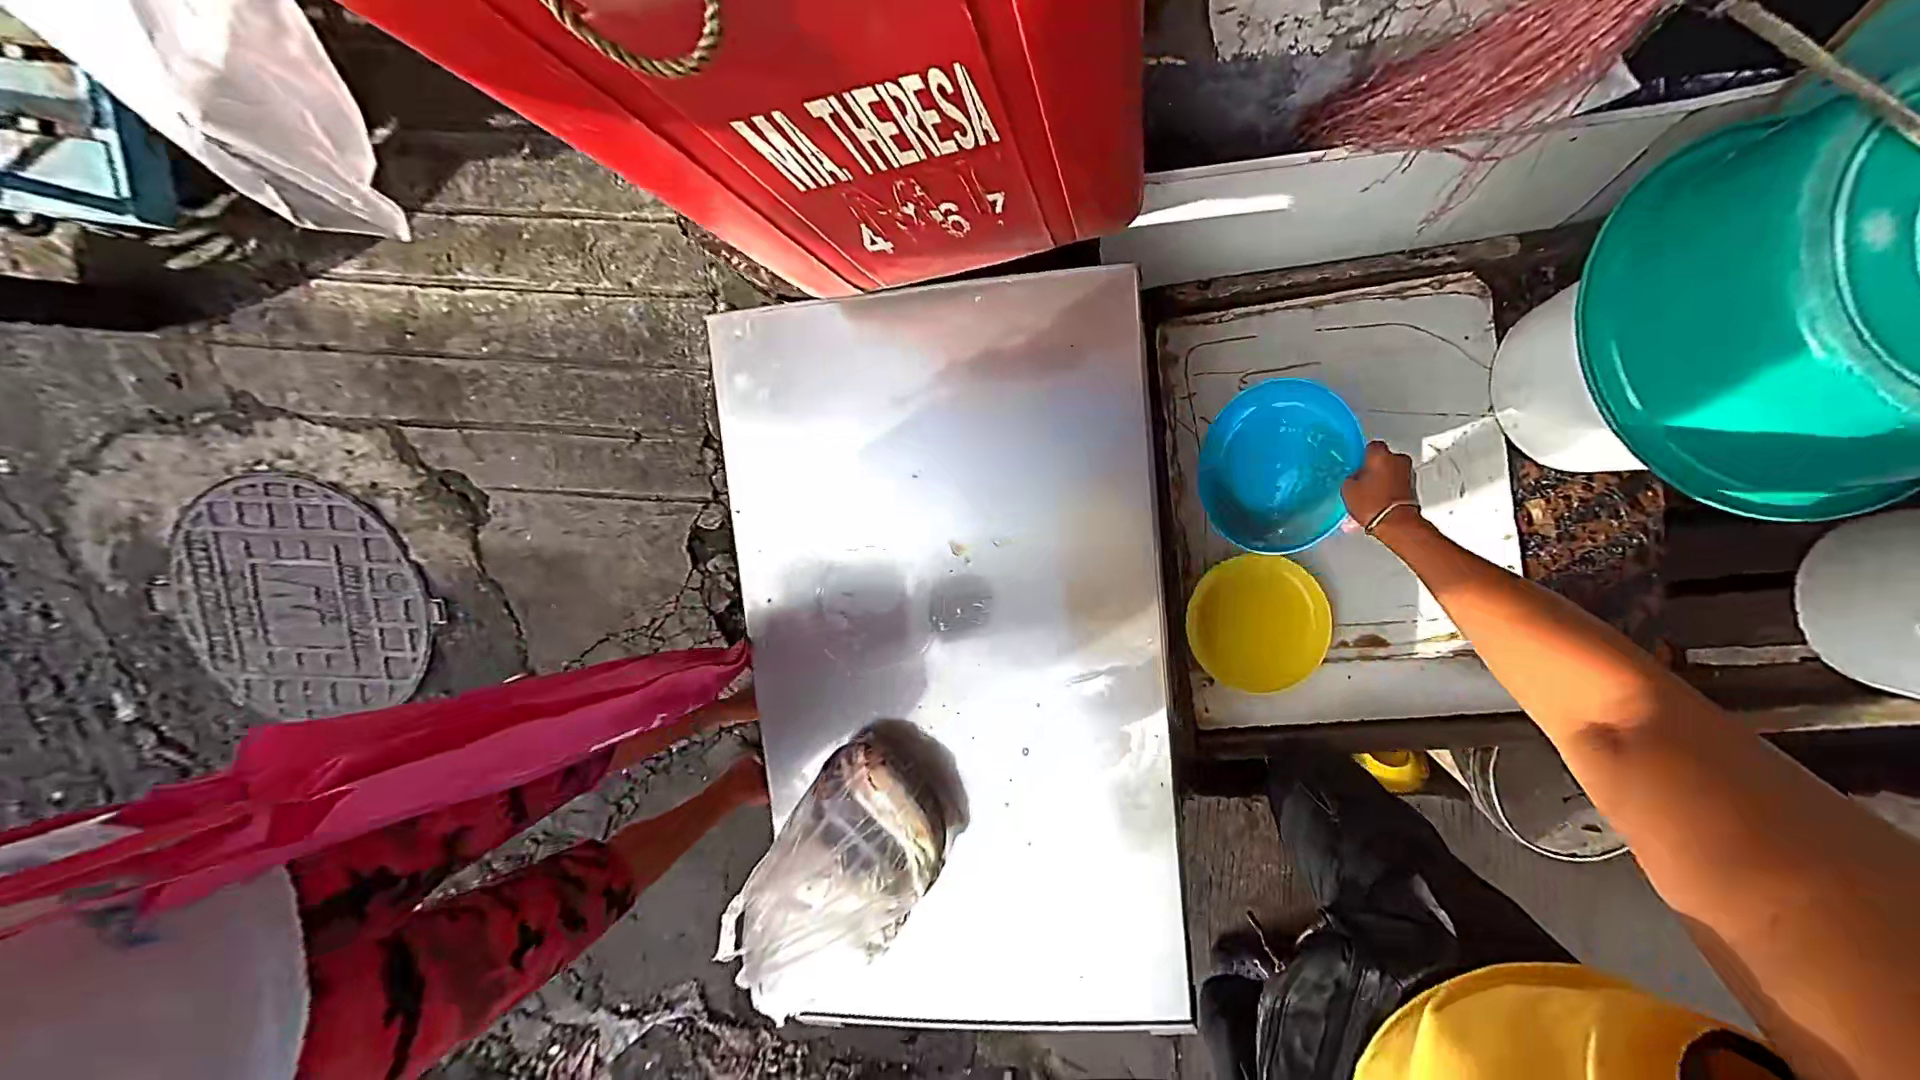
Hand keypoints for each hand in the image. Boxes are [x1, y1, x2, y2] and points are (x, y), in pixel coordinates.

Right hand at [1343, 441, 1416, 528]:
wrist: (1394, 521)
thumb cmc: (1374, 503)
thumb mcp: (1348, 488)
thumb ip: (1352, 476)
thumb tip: (1356, 477)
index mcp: (1380, 454)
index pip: (1371, 446)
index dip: (1362, 455)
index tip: (1357, 463)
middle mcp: (1398, 459)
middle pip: (1384, 457)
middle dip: (1375, 466)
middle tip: (1363, 478)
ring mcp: (1408, 472)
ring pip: (1393, 469)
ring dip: (1385, 476)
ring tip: (1372, 491)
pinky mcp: (1414, 485)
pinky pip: (1399, 481)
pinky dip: (1392, 486)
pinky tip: (1381, 498)